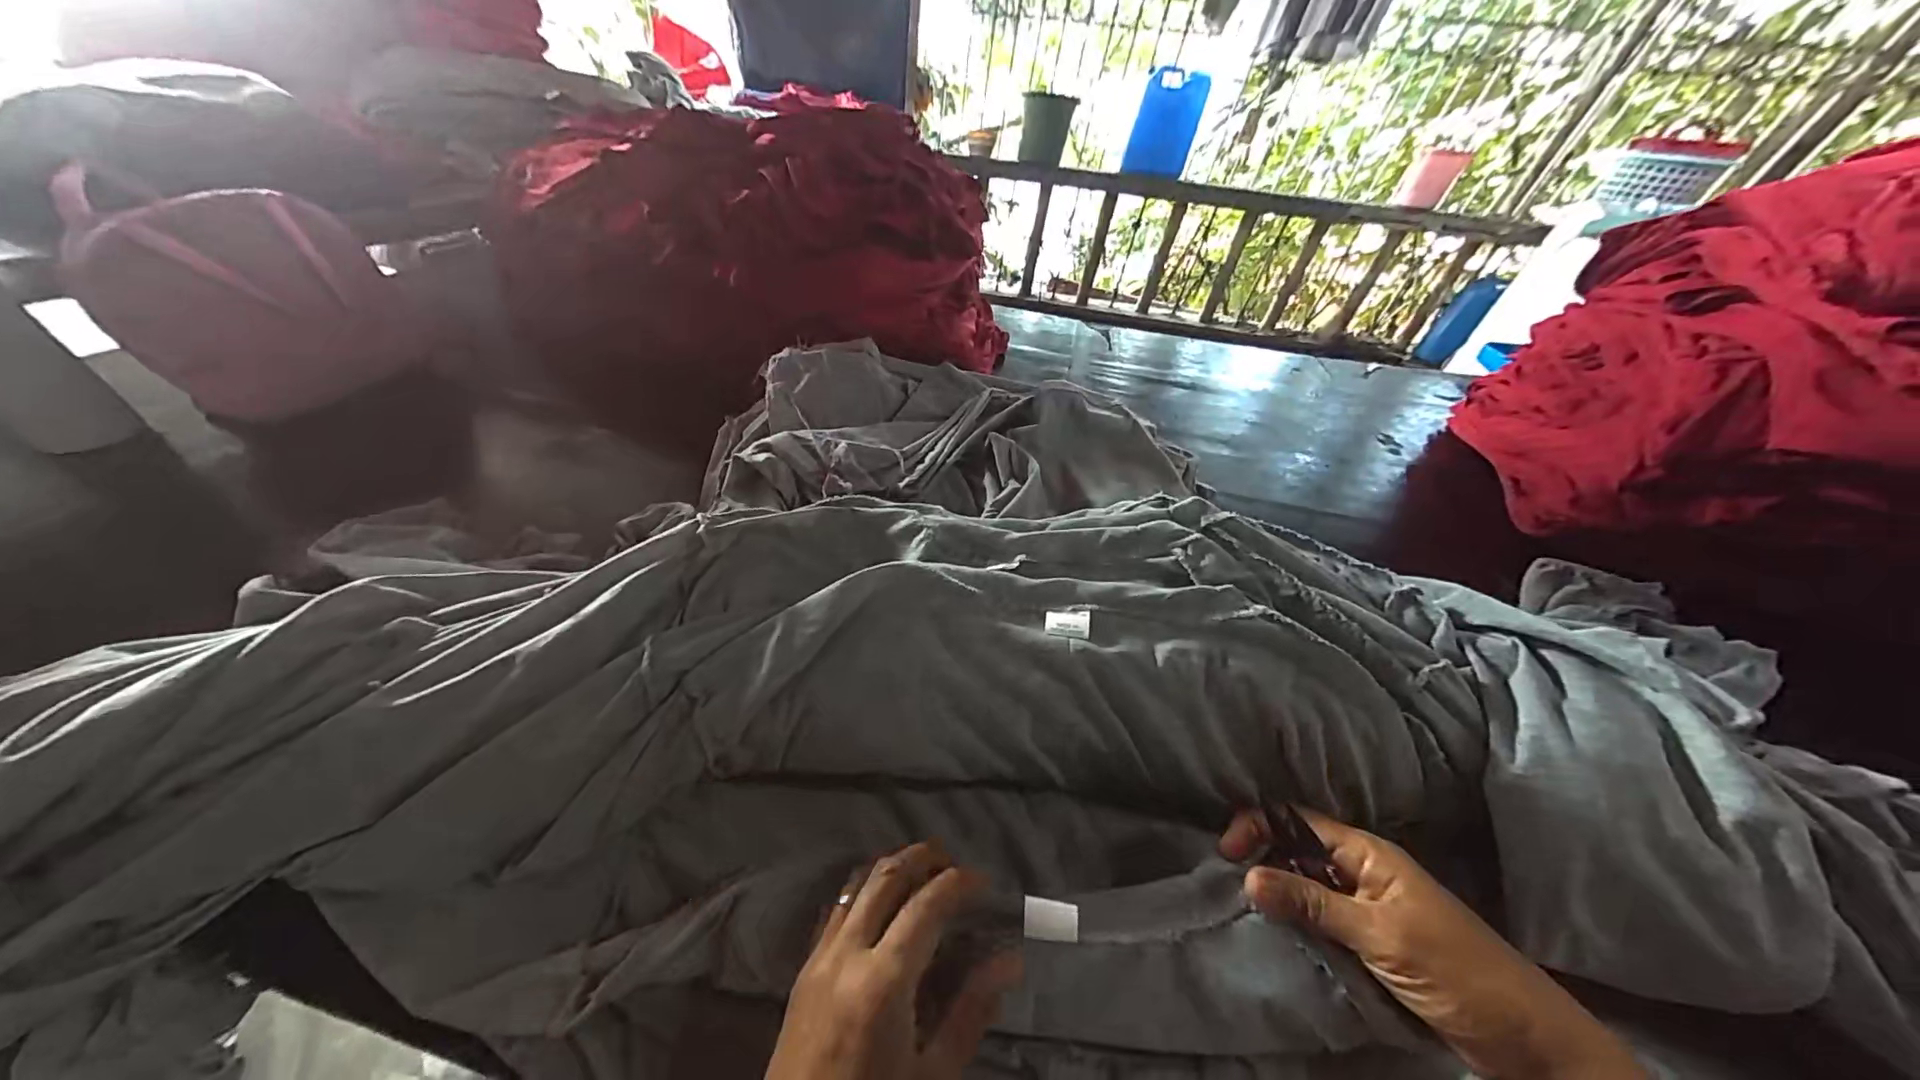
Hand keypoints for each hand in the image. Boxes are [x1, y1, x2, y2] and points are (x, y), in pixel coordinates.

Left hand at [766, 842, 1022, 1079]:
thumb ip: (971, 1012)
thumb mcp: (932, 1074)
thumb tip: (1008, 961)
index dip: (958, 883)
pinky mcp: (804, 969)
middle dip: (922, 858)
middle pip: (887, 878)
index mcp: (884, 980)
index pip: (927, 906)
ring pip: (857, 885)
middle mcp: (848, 954)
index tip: (983, 880)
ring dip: (891, 867)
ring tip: (921, 869)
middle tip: (952, 860)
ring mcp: (820, 957)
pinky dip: (863, 890)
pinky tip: (880, 900)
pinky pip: (837, 908)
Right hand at [1221, 808, 1645, 1079]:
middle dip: (1262, 856)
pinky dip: (1296, 919)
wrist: (1528, 1040)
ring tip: (1243, 906)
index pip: (1299, 820)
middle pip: (1298, 848)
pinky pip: (1321, 917)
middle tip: (1227, 881)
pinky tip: (1277, 930)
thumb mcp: (1380, 935)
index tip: (1226, 852)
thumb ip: (1313, 904)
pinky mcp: (1372, 940)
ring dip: (1277, 890)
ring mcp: (1368, 906)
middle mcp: (1363, 872)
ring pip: (1307, 883)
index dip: (1259, 825)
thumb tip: (1247, 876)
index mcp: (1368, 854)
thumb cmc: (1457, 971)